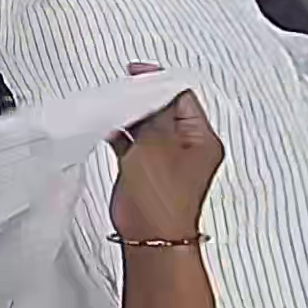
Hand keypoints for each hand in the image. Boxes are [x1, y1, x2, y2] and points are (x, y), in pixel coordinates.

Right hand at [110, 63, 223, 241]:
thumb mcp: (158, 145)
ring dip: (129, 115)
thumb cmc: (160, 196)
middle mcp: (186, 146)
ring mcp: (164, 157)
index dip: (158, 82)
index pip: (181, 97)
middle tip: (120, 89)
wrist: (149, 234)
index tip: (135, 73)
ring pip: (146, 124)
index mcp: (201, 138)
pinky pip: (131, 141)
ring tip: (110, 106)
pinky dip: (119, 132)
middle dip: (141, 98)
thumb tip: (150, 91)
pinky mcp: (143, 168)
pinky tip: (106, 127)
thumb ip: (155, 115)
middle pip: (163, 109)